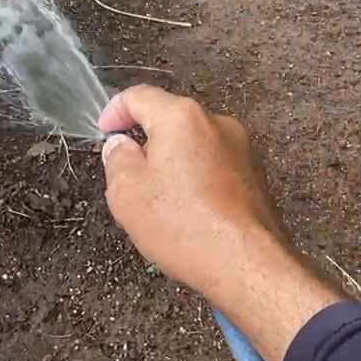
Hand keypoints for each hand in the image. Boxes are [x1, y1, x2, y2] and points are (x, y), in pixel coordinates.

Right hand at [99, 86, 344, 360]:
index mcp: (181, 117)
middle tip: (126, 172)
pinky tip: (189, 211)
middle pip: (169, 118)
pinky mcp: (256, 174)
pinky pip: (214, 164)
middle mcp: (216, 122)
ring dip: (171, 160)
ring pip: (193, 143)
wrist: (249, 265)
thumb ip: (117, 159)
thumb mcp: (127, 193)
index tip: (104, 133)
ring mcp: (242, 148)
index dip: (114, 111)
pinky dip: (195, 177)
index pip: (139, 95)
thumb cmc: (182, 225)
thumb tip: (122, 145)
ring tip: (158, 199)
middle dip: (144, 139)